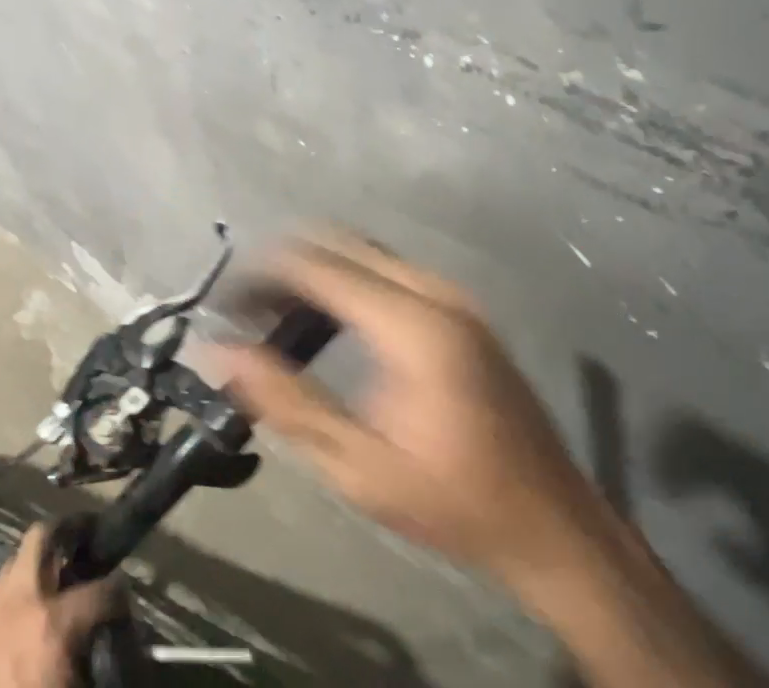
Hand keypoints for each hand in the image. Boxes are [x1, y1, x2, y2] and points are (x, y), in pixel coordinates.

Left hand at [0, 523, 117, 687]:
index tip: (127, 596)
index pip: (104, 591)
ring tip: (65, 564)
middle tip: (91, 534)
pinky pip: (6, 580)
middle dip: (70, 529)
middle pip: (44, 537)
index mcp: (53, 624)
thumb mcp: (76, 683)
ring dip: (44, 553)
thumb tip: (111, 637)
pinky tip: (39, 596)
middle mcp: (22, 599)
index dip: (122, 591)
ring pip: (20, 554)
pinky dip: (26, 577)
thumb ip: (98, 656)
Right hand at [219, 227, 613, 591]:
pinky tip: (321, 325)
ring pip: (362, 252)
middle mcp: (435, 293)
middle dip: (279, 266)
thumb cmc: (451, 501)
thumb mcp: (357, 465)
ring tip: (270, 316)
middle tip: (241, 310)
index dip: (257, 276)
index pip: (313, 263)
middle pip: (337, 242)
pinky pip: (385, 271)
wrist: (552, 526)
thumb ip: (284, 401)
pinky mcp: (462, 313)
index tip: (221, 307)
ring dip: (310, 272)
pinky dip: (342, 281)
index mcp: (411, 324)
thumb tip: (216, 353)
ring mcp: (455, 299)